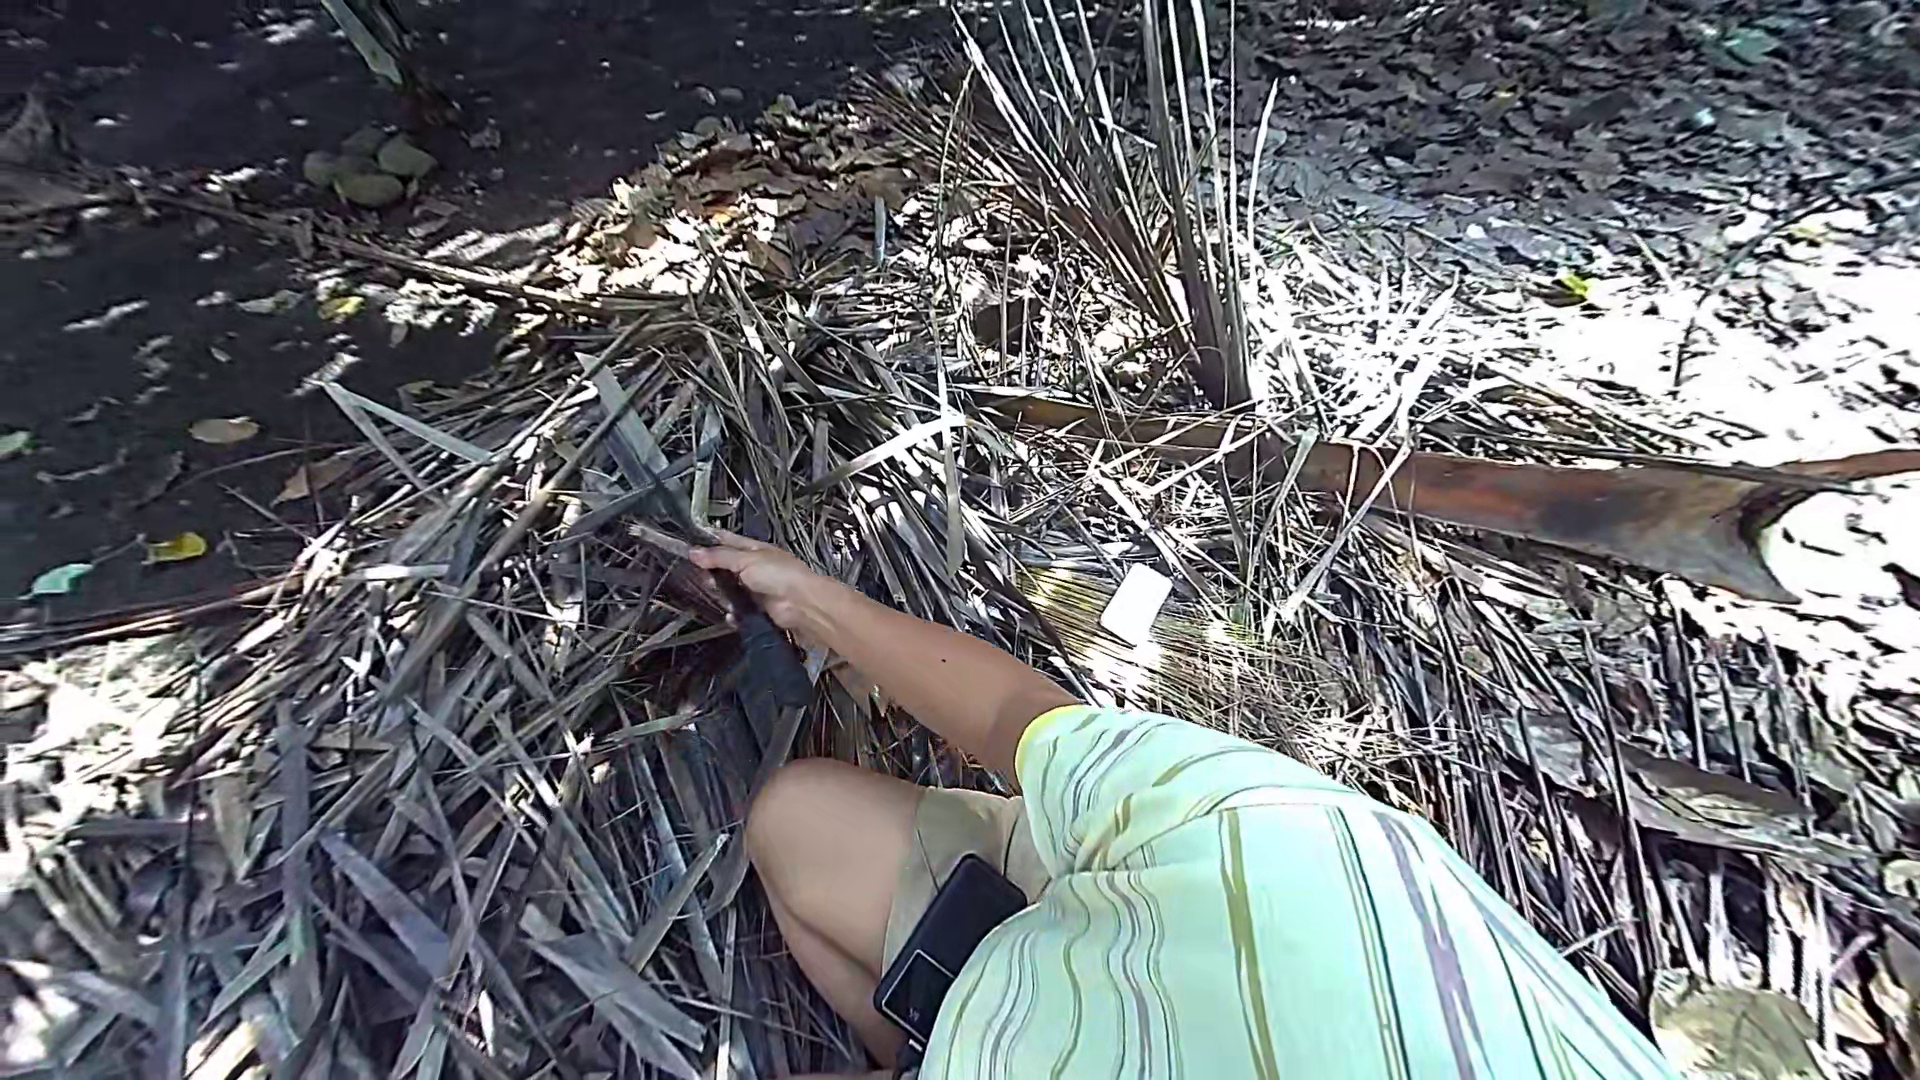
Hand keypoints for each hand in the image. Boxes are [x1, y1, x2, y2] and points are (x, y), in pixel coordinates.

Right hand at [689, 531, 842, 640]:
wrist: (801, 604)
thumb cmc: (777, 575)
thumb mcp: (746, 560)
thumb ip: (720, 557)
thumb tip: (693, 552)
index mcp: (757, 550)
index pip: (730, 541)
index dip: (712, 540)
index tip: (690, 543)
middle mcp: (758, 568)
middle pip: (729, 567)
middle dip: (713, 571)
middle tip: (696, 574)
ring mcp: (759, 589)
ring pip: (732, 590)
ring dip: (722, 593)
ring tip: (712, 593)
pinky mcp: (760, 609)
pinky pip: (741, 611)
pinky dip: (734, 613)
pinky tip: (730, 614)